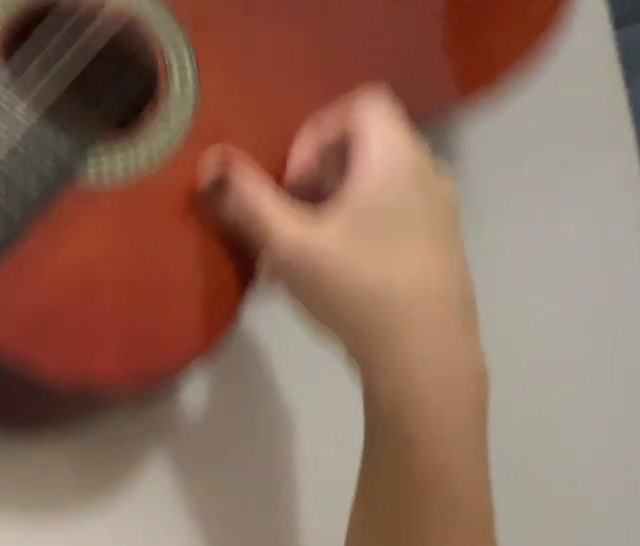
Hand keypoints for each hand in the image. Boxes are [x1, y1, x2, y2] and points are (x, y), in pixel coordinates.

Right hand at [198, 85, 482, 396]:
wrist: (420, 346)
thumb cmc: (354, 285)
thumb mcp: (288, 244)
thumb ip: (247, 201)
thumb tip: (208, 160)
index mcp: (393, 157)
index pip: (358, 104)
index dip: (312, 134)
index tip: (290, 185)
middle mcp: (422, 168)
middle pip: (358, 145)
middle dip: (308, 179)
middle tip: (282, 225)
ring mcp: (432, 205)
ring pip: (367, 183)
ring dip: (322, 208)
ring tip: (295, 255)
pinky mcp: (430, 239)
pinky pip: (381, 211)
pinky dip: (346, 227)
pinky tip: (323, 273)